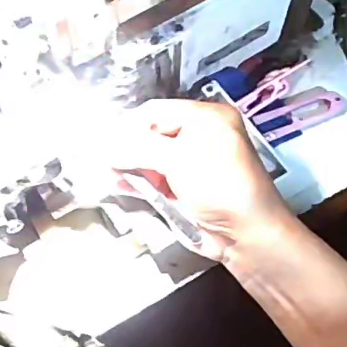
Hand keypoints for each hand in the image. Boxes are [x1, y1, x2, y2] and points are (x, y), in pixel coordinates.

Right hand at [104, 99, 295, 262]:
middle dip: (125, 146)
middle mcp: (200, 137)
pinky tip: (117, 183)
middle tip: (101, 155)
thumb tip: (106, 145)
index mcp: (207, 118)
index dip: (129, 124)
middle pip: (150, 135)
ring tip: (106, 171)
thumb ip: (137, 149)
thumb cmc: (223, 188)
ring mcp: (191, 165)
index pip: (157, 111)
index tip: (103, 137)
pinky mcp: (184, 189)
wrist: (245, 234)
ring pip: (149, 159)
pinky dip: (136, 181)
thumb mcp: (177, 159)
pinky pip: (153, 179)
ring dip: (127, 165)